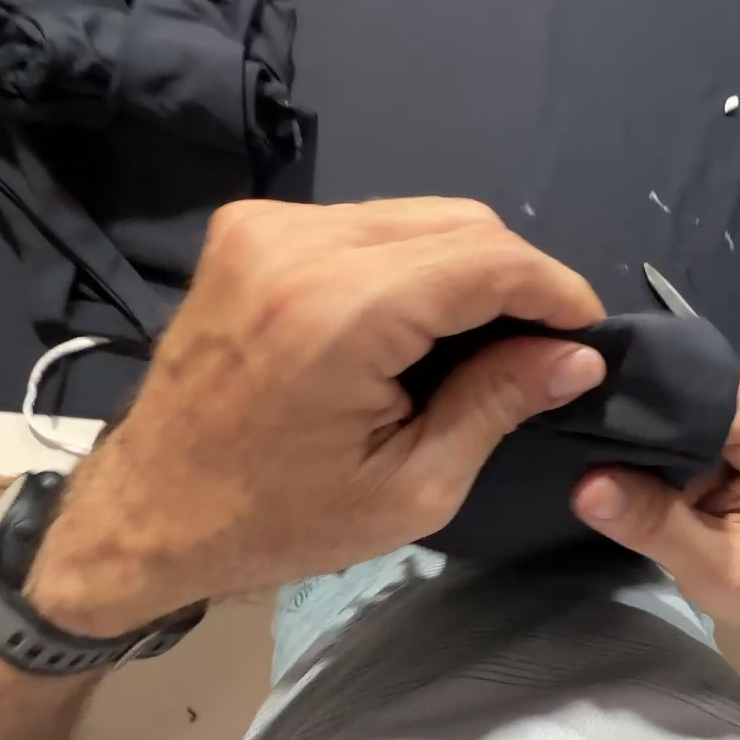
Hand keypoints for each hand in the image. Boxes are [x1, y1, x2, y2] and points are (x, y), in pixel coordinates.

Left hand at [25, 198, 607, 635]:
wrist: (150, 513)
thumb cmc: (282, 523)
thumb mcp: (412, 488)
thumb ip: (496, 405)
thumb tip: (576, 359)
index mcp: (338, 313)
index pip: (487, 261)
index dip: (556, 291)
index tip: (589, 335)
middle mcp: (298, 241)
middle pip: (460, 222)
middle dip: (520, 280)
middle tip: (544, 346)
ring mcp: (266, 226)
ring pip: (420, 216)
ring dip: (471, 271)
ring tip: (490, 340)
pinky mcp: (253, 231)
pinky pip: (372, 226)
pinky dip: (420, 267)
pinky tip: (425, 324)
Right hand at [571, 370, 739, 632]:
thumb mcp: (710, 566)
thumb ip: (652, 523)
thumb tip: (585, 486)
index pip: (701, 391)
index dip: (644, 405)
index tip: (587, 420)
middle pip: (691, 384)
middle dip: (638, 411)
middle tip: (579, 432)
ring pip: (685, 392)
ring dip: (644, 419)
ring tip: (592, 438)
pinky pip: (690, 408)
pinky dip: (658, 430)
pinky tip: (623, 447)